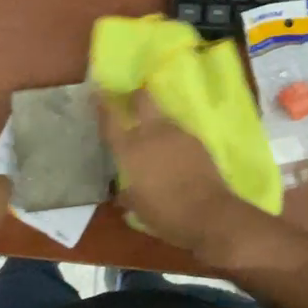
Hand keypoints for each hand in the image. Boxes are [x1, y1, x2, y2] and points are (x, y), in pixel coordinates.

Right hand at [98, 91, 245, 261]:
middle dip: (136, 96)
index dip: (102, 103)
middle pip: (143, 100)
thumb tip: (123, 193)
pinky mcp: (198, 141)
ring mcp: (178, 134)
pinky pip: (180, 134)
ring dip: (157, 122)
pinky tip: (176, 153)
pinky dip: (174, 139)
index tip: (97, 92)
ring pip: (164, 117)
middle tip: (132, 100)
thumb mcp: (138, 208)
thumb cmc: (166, 215)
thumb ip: (127, 194)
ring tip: (156, 137)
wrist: (210, 214)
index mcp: (130, 150)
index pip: (111, 120)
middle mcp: (152, 134)